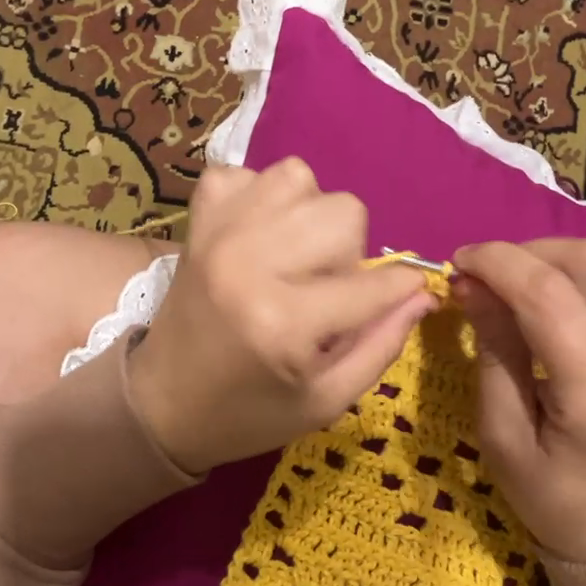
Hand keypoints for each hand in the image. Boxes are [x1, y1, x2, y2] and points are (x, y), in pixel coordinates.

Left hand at [128, 160, 435, 472]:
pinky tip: (258, 236)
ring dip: (309, 215)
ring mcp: (218, 231)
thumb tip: (423, 291)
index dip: (401, 289)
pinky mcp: (197, 217)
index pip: (375, 283)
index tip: (402, 295)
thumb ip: (382, 345)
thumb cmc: (248, 412)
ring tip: (293, 256)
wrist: (161, 402)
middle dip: (350, 252)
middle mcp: (250, 262)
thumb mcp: (326, 401)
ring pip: (300, 179)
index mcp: (284, 322)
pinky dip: (261, 198)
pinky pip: (246, 173)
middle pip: (344, 211)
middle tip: (326, 288)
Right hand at [454, 240, 585, 561]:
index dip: (498, 263)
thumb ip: (492, 348)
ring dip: (573, 256)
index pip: (548, 296)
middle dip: (531, 253)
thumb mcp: (500, 432)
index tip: (461, 261)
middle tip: (496, 275)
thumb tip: (471, 281)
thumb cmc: (549, 493)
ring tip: (538, 281)